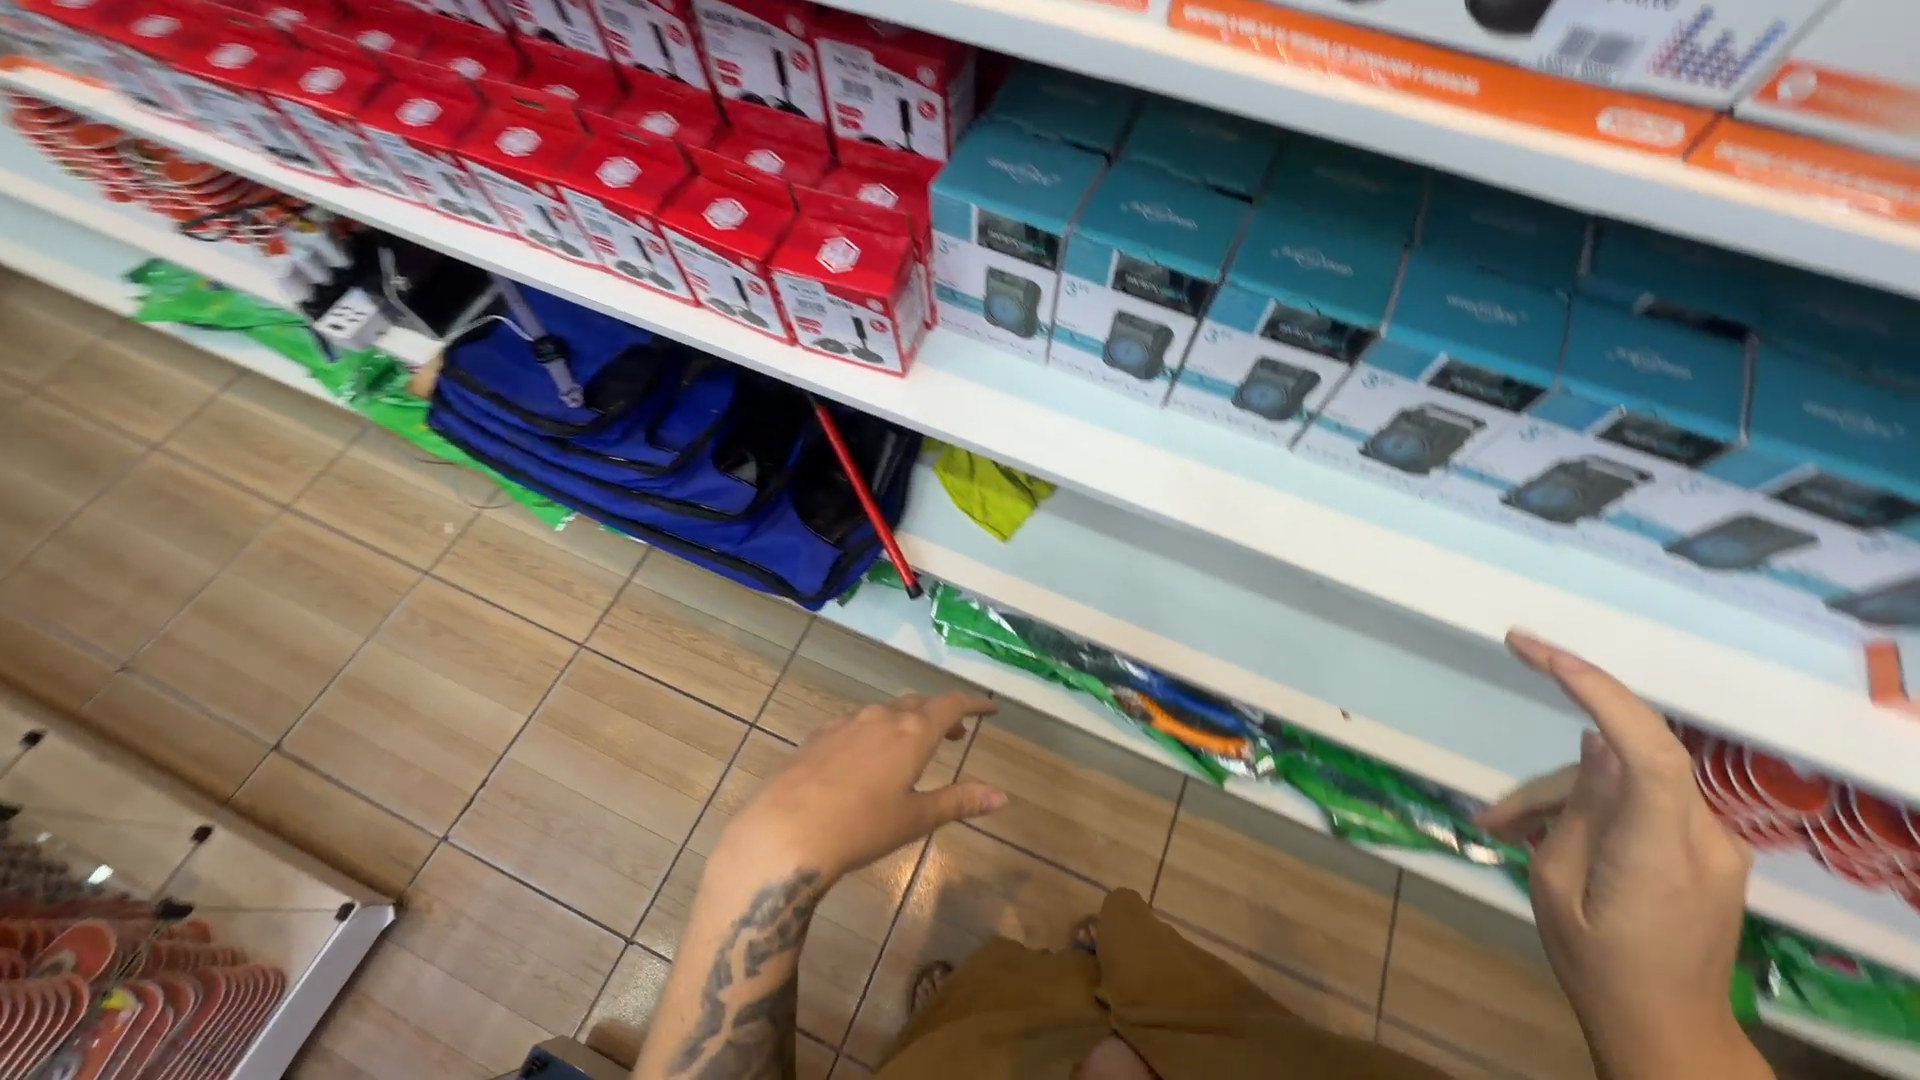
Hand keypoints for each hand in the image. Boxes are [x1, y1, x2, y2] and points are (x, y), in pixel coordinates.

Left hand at [719, 691, 1008, 881]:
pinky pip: (857, 722)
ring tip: (913, 745)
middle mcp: (881, 716)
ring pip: (886, 711)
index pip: (951, 704)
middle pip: (919, 703)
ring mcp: (846, 722)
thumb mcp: (915, 819)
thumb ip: (959, 801)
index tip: (990, 709)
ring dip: (907, 721)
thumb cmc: (860, 827)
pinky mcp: (819, 735)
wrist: (785, 831)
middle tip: (956, 733)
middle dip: (941, 714)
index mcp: (913, 732)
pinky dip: (875, 730)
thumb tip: (1002, 796)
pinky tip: (867, 756)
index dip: (973, 704)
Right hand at [1478, 633, 1768, 1079]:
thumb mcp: (1559, 884)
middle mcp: (1702, 835)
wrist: (1664, 1029)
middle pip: (1618, 764)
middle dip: (1551, 778)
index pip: (1645, 747)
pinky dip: (1587, 810)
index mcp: (1661, 849)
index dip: (1596, 690)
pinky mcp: (1702, 849)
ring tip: (1501, 833)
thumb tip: (1596, 741)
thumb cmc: (1598, 964)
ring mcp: (1709, 842)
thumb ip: (1582, 809)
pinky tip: (1540, 836)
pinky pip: (1637, 805)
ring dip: (1559, 799)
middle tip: (1492, 810)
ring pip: (1621, 784)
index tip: (1536, 651)